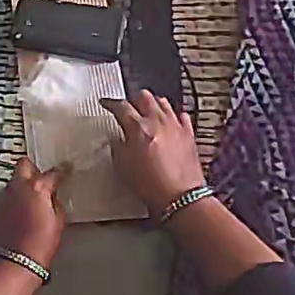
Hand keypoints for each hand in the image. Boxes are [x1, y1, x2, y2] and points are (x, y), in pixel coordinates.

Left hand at [0, 157, 66, 265]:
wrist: (15, 260)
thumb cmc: (41, 243)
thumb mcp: (58, 222)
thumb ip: (55, 203)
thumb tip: (52, 196)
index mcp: (37, 187)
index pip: (53, 172)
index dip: (62, 170)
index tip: (66, 169)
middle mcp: (18, 186)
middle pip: (24, 164)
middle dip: (33, 168)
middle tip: (42, 179)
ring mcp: (4, 195)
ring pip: (14, 180)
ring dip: (23, 185)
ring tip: (31, 198)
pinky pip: (7, 195)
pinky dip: (15, 198)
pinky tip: (20, 211)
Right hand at [102, 90, 206, 210]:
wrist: (180, 198)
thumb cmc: (151, 185)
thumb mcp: (123, 166)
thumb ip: (118, 146)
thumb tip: (116, 137)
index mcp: (138, 127)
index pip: (121, 106)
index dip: (110, 103)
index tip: (106, 103)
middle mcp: (158, 121)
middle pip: (144, 97)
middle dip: (133, 99)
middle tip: (127, 107)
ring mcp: (175, 126)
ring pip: (163, 102)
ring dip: (152, 104)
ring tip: (146, 112)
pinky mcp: (188, 135)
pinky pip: (181, 116)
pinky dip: (172, 116)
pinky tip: (169, 122)